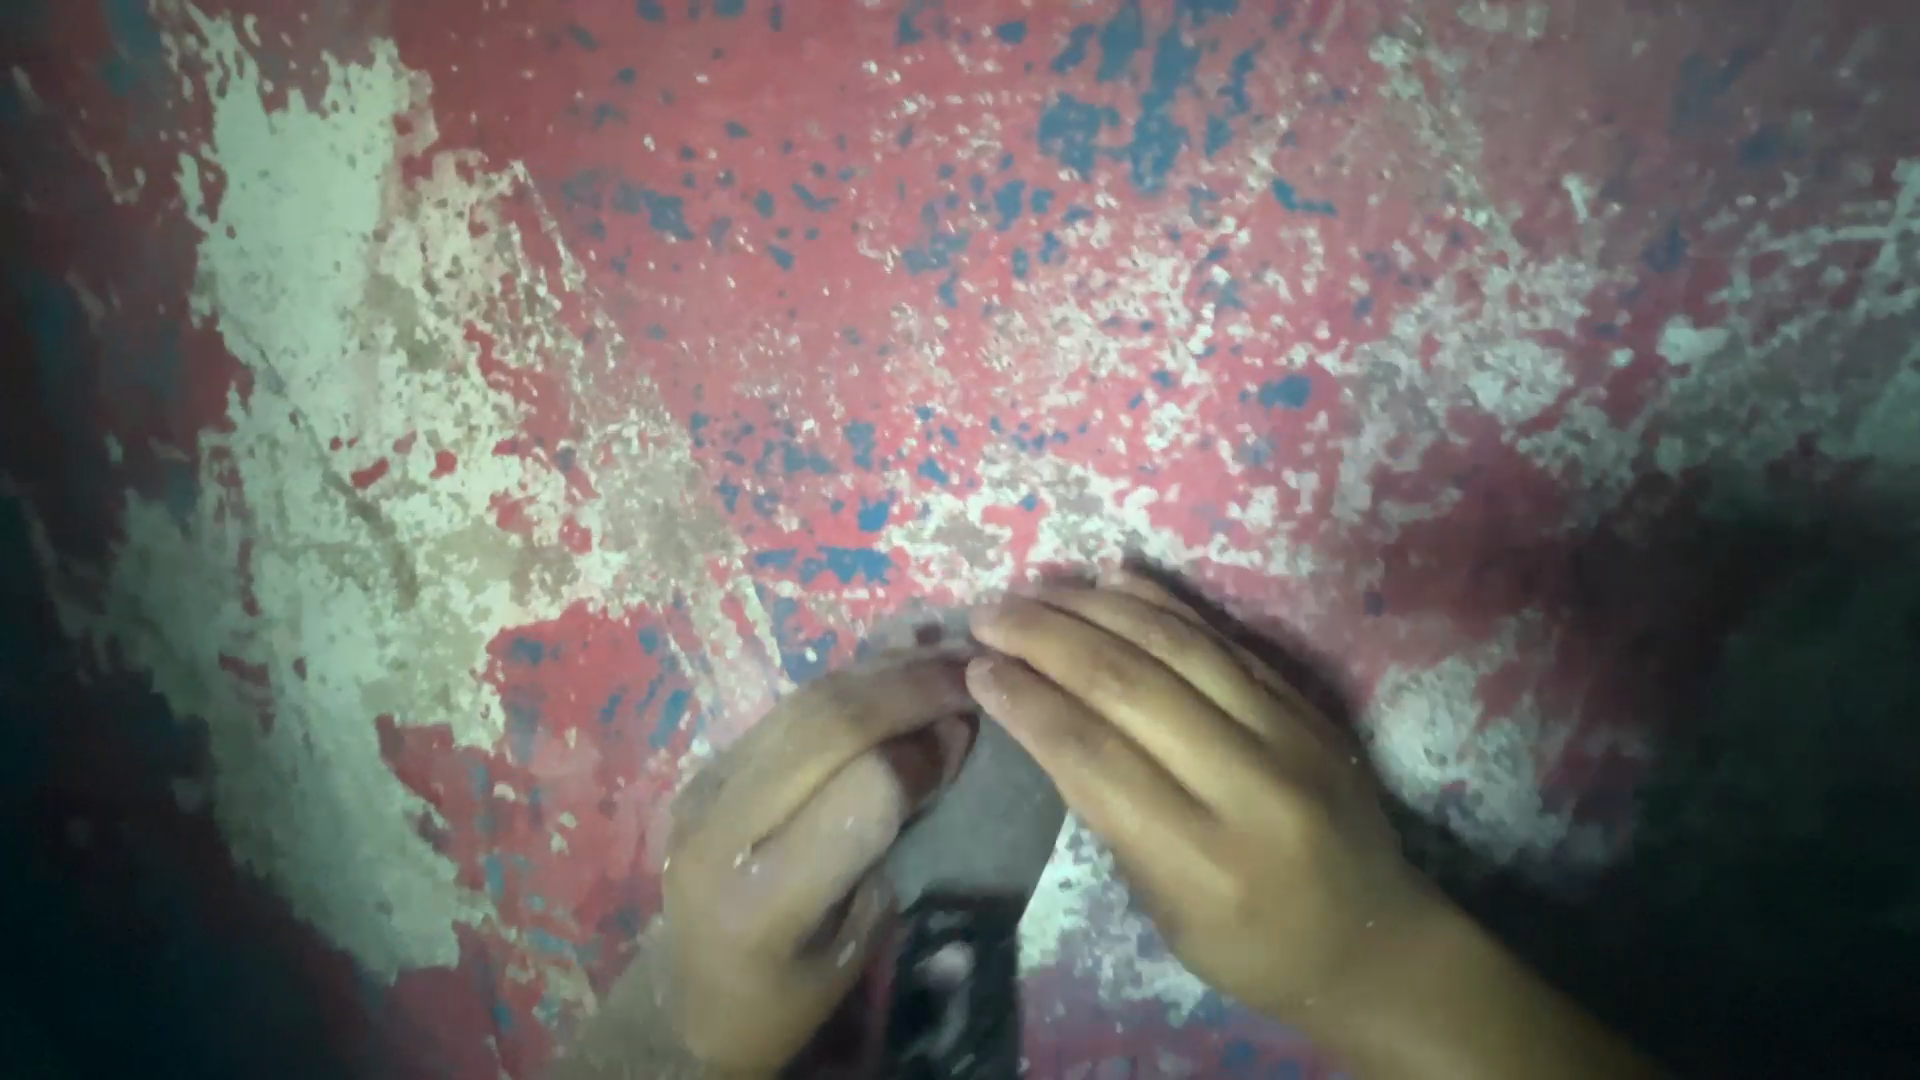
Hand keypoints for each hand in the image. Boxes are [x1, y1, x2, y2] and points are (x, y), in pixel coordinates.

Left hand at [659, 650, 974, 1071]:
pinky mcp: (710, 762)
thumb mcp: (863, 939)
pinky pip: (791, 703)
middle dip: (910, 688)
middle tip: (969, 669)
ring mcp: (708, 784)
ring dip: (883, 670)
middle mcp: (723, 828)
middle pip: (829, 725)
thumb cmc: (791, 990)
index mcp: (764, 899)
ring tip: (939, 656)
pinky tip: (892, 667)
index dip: (925, 751)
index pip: (864, 791)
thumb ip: (900, 833)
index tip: (967, 730)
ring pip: (808, 699)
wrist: (692, 995)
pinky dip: (852, 680)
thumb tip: (948, 735)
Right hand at [964, 571, 1435, 1020]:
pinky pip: (1220, 636)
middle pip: (1127, 686)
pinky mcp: (1304, 701)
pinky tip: (1111, 577)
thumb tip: (1045, 710)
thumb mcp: (1162, 905)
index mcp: (1201, 860)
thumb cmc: (1250, 944)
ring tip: (1034, 589)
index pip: (1093, 757)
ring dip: (1092, 607)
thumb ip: (1108, 809)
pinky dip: (1159, 600)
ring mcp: (1286, 731)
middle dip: (1046, 639)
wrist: (1377, 940)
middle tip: (990, 614)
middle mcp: (1247, 784)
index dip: (1028, 703)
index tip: (977, 668)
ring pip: (1173, 645)